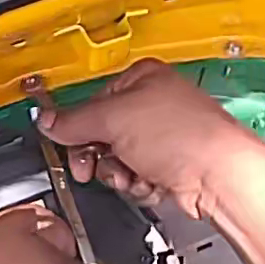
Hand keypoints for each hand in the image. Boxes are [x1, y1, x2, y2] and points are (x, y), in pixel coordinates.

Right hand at [36, 58, 264, 218]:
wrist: (218, 176)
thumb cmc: (184, 136)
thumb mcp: (114, 121)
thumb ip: (74, 122)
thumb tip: (46, 120)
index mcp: (141, 79)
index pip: (91, 103)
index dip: (77, 128)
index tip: (68, 145)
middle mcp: (152, 105)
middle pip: (102, 134)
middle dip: (98, 156)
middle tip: (93, 167)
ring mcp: (161, 137)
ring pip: (116, 160)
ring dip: (118, 173)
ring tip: (132, 174)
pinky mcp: (168, 165)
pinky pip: (135, 177)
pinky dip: (137, 184)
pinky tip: (149, 182)